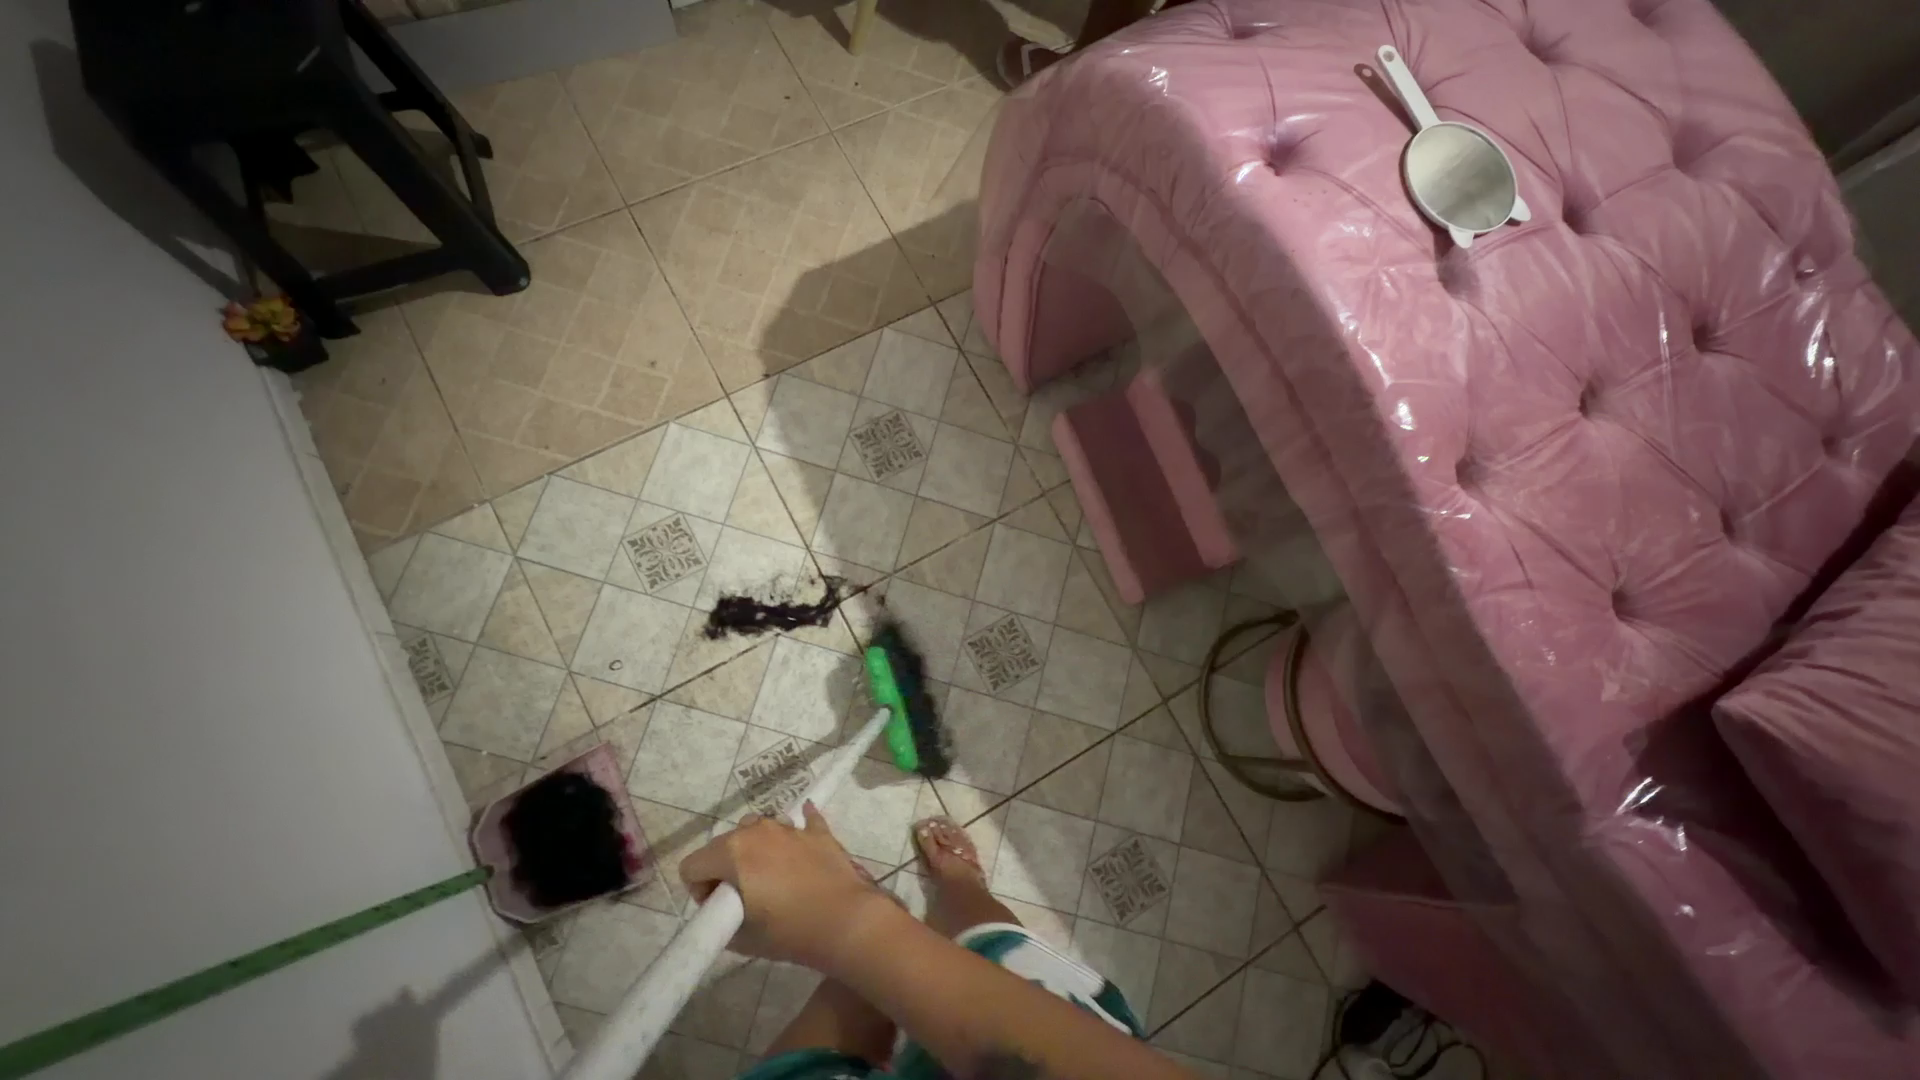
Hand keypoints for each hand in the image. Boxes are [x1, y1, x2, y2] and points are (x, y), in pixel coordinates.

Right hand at [679, 802, 898, 971]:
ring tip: (772, 878)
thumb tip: (724, 909)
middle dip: (725, 868)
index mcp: (732, 852)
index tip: (719, 908)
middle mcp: (757, 830)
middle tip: (744, 898)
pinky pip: (801, 821)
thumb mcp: (742, 937)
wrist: (845, 920)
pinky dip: (796, 830)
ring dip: (756, 849)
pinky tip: (799, 839)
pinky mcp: (817, 831)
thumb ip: (721, 920)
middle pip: (723, 844)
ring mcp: (789, 827)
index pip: (692, 865)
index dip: (699, 890)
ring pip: (758, 829)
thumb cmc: (789, 931)